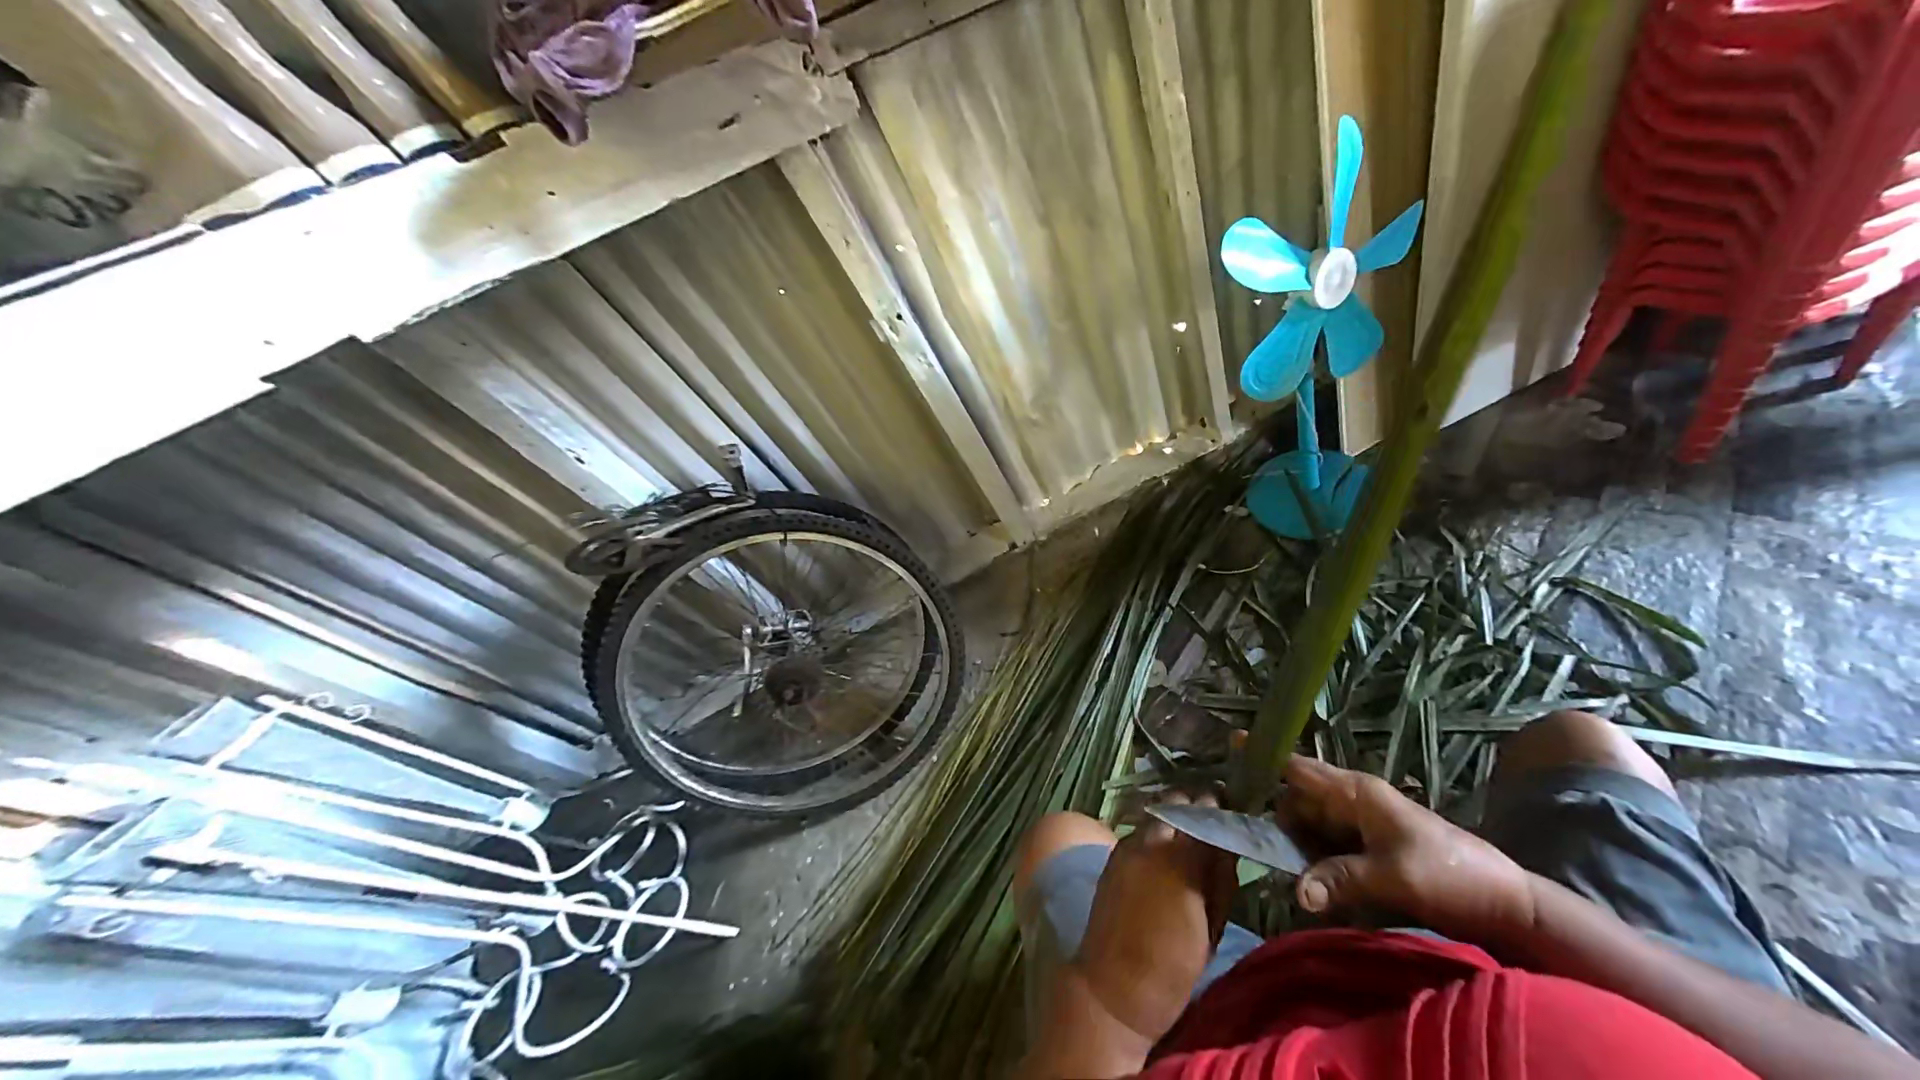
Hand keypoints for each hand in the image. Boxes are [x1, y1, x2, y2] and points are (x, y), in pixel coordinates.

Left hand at [1072, 792, 1237, 1043]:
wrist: (1113, 987)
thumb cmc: (1171, 965)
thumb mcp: (1211, 926)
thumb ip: (1219, 878)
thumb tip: (1228, 843)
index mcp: (1181, 861)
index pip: (1206, 818)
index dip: (1221, 810)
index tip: (1233, 805)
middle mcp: (1150, 843)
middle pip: (1177, 805)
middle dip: (1196, 805)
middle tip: (1214, 812)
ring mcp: (1126, 846)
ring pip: (1156, 813)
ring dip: (1175, 813)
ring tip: (1192, 824)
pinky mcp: (1112, 856)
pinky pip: (1140, 829)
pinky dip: (1156, 828)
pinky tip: (1167, 841)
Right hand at [1281, 755, 1535, 943]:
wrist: (1507, 904)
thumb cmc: (1449, 874)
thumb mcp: (1393, 878)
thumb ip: (1339, 880)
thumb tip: (1294, 892)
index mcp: (1355, 792)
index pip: (1299, 766)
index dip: (1266, 754)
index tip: (1232, 742)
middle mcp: (1352, 802)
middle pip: (1296, 801)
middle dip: (1278, 823)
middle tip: (1260, 851)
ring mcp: (1360, 826)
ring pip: (1309, 827)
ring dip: (1297, 849)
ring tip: (1285, 873)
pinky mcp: (1368, 850)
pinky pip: (1327, 848)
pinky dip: (1316, 863)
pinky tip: (1313, 885)